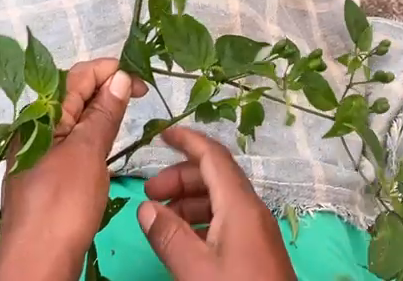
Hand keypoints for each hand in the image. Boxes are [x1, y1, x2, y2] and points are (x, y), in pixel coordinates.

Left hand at [0, 59, 148, 280]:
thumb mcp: (88, 153)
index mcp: (41, 115)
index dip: (111, 70)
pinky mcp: (44, 174)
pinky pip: (70, 141)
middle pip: (74, 93)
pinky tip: (105, 145)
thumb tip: (120, 77)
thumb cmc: (63, 205)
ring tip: (126, 116)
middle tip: (139, 96)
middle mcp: (36, 127)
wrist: (36, 267)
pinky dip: (91, 136)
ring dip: (100, 112)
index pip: (79, 75)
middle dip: (107, 87)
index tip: (142, 81)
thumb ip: (103, 113)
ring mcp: (38, 152)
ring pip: (74, 118)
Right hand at [137, 126, 295, 280]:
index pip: (212, 155)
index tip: (160, 134)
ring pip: (219, 199)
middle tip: (149, 192)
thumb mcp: (195, 269)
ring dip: (189, 201)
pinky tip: (183, 240)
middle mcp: (251, 209)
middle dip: (180, 177)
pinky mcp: (257, 250)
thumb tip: (145, 207)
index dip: (186, 140)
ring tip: (161, 219)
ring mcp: (257, 230)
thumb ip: (169, 236)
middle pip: (214, 176)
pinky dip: (202, 220)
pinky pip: (226, 220)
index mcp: (240, 203)